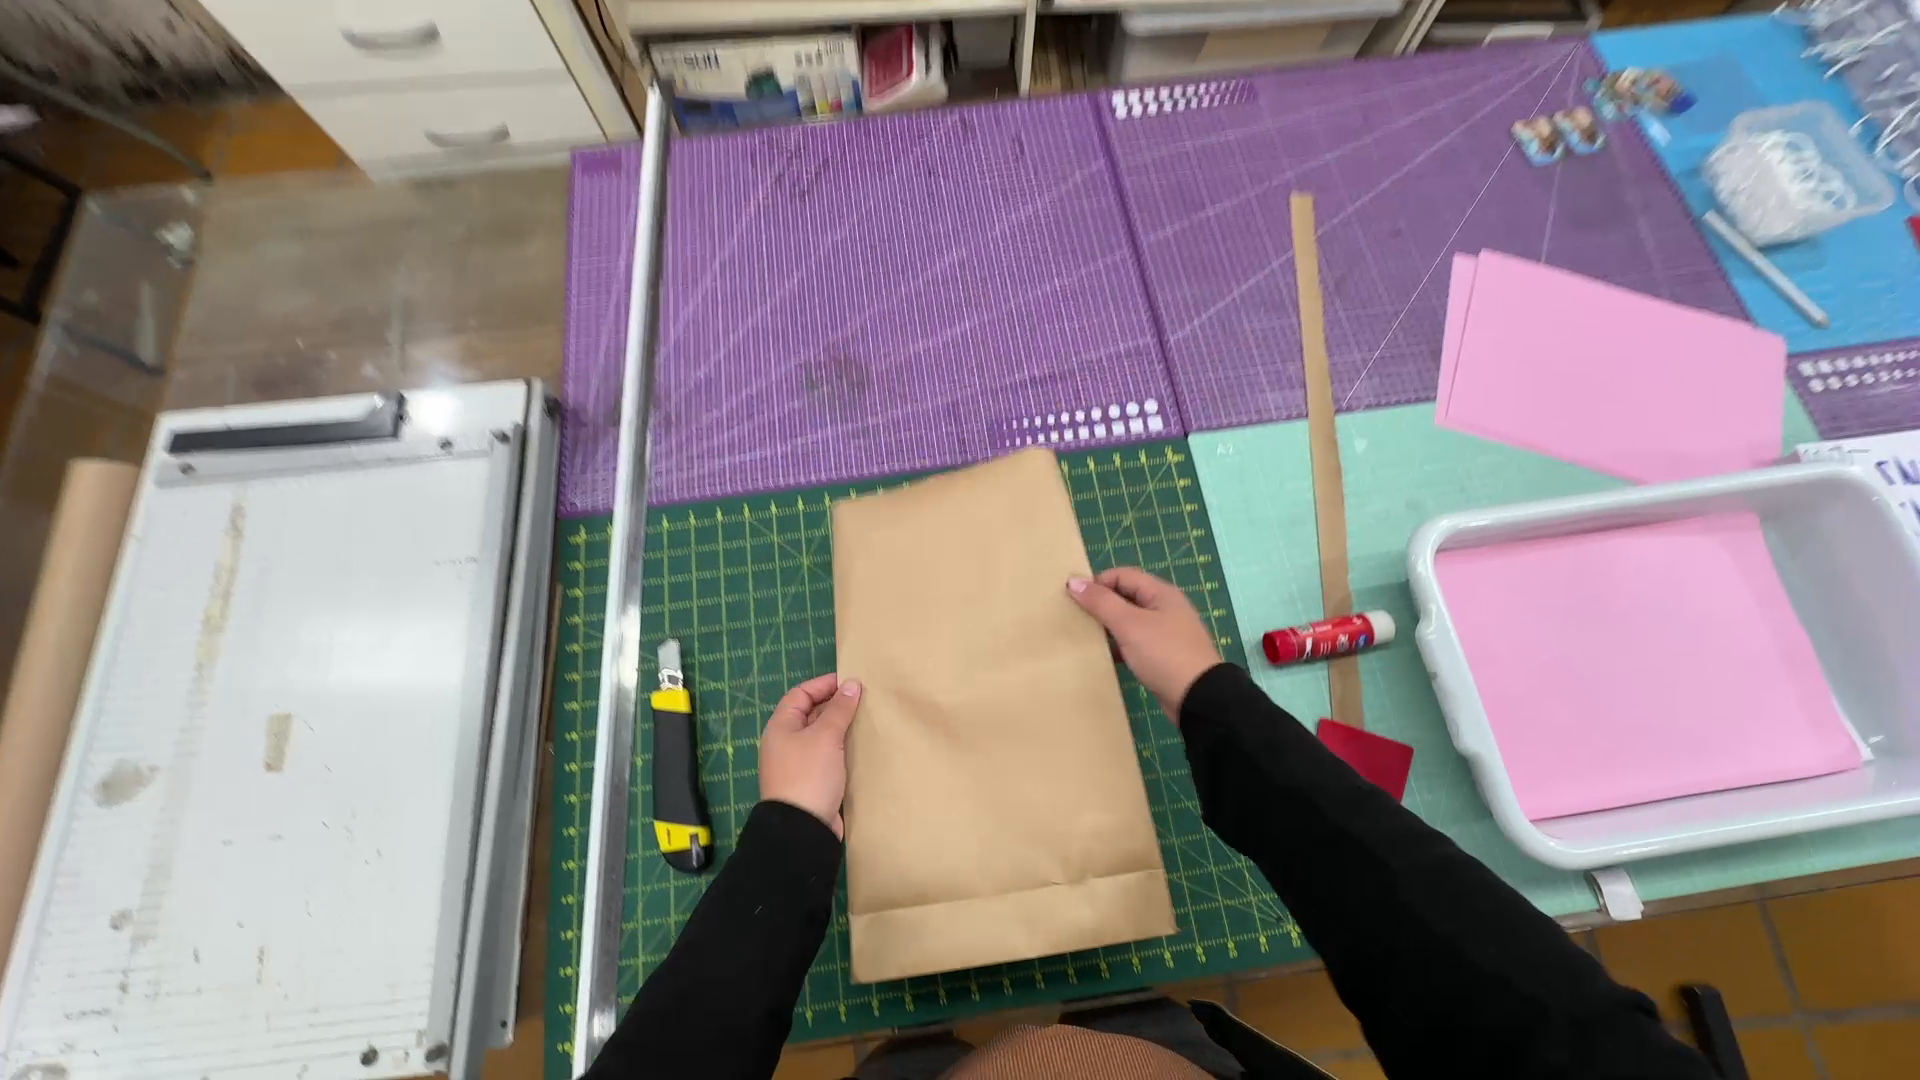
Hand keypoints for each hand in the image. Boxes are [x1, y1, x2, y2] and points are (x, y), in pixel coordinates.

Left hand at [758, 674, 862, 838]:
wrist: (802, 829)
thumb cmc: (809, 774)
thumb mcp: (825, 736)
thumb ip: (839, 709)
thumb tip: (852, 684)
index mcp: (780, 727)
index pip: (801, 694)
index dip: (824, 685)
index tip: (851, 682)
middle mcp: (785, 742)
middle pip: (811, 714)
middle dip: (836, 705)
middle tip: (864, 700)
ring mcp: (798, 764)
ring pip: (821, 736)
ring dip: (842, 728)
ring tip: (867, 720)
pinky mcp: (812, 782)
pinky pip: (828, 756)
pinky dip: (843, 749)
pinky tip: (862, 747)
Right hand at [1068, 567, 1220, 722]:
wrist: (1198, 697)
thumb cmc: (1164, 654)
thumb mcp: (1129, 625)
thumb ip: (1101, 602)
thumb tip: (1074, 580)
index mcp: (1160, 593)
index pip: (1122, 575)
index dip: (1097, 582)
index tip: (1074, 599)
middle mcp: (1164, 607)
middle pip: (1125, 596)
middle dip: (1100, 604)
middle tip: (1075, 617)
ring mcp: (1165, 632)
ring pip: (1129, 620)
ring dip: (1108, 626)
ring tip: (1085, 636)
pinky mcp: (1162, 654)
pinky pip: (1135, 642)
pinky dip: (1119, 645)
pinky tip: (1104, 656)